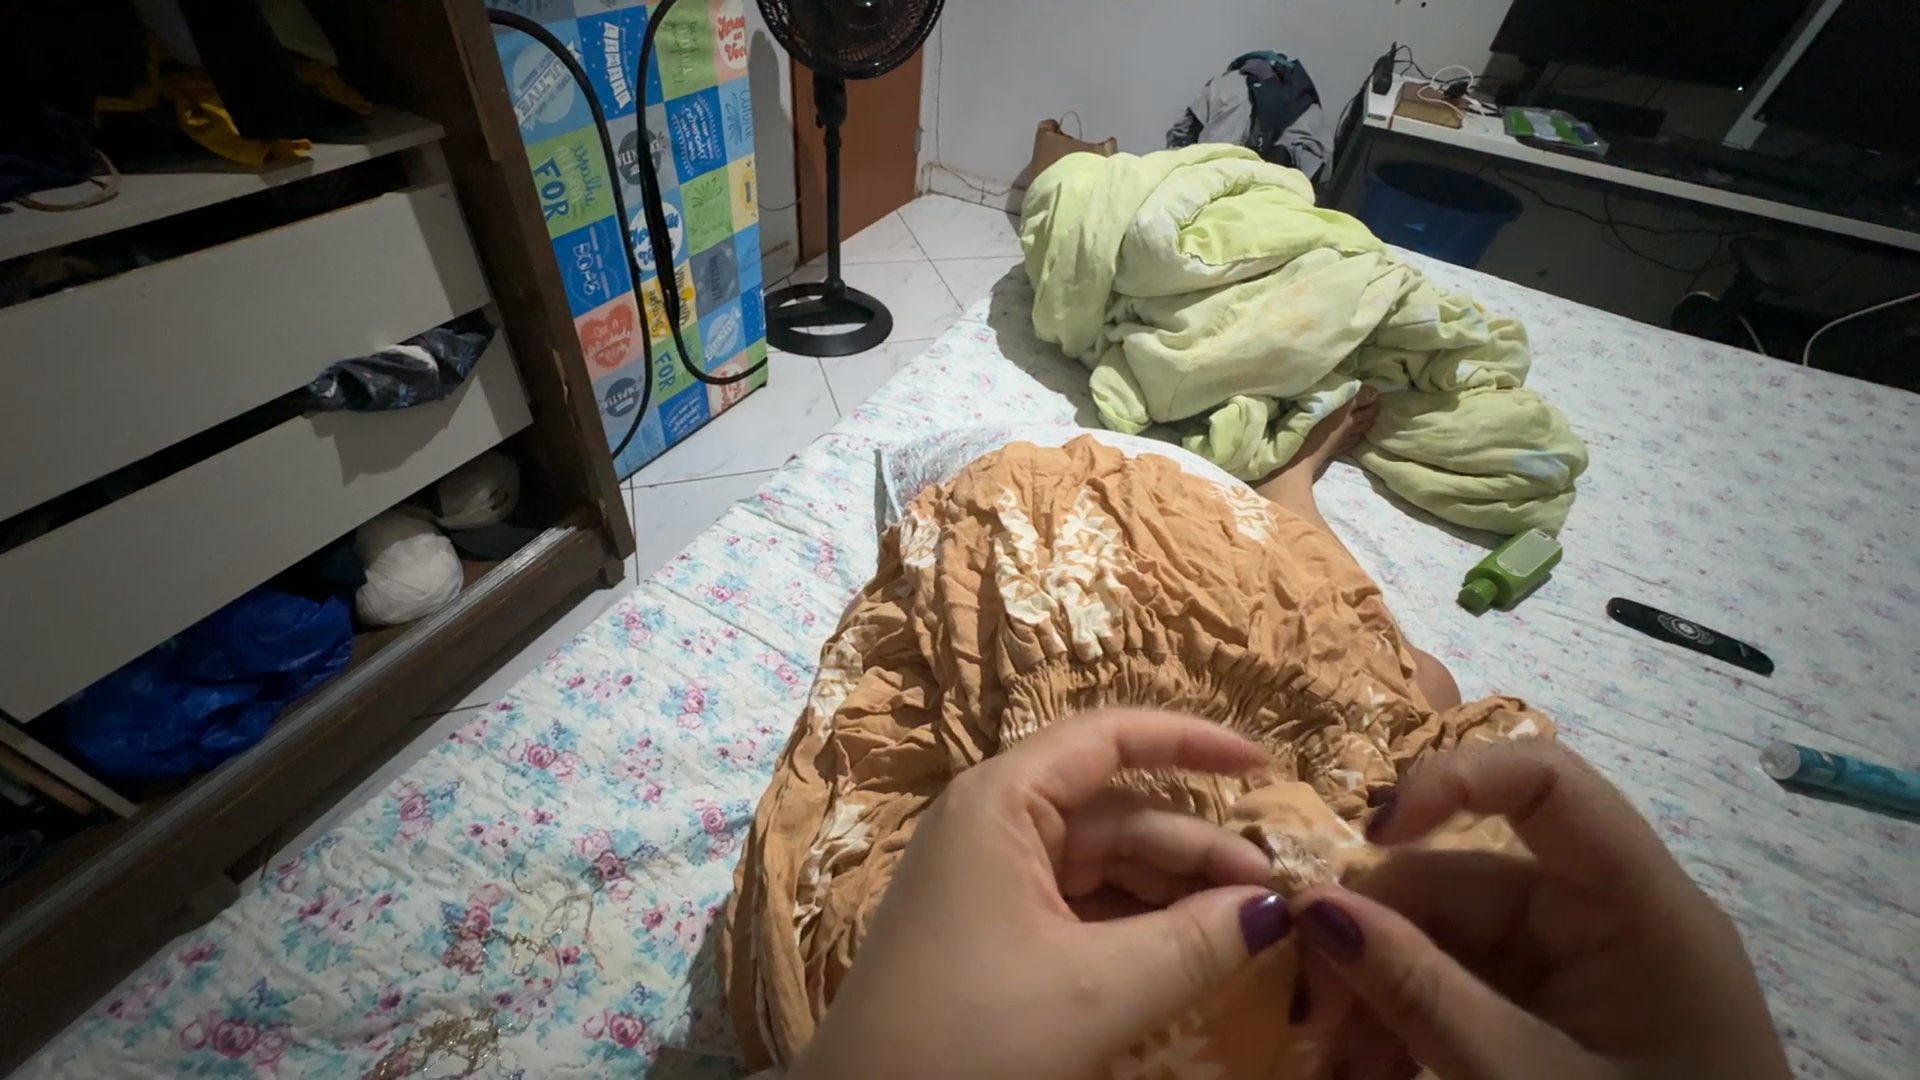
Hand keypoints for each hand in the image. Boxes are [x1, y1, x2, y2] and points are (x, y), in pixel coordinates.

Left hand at [788, 709, 1296, 1079]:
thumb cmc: (970, 1038)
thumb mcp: (1093, 990)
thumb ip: (1192, 944)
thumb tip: (1274, 909)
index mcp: (1003, 797)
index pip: (1107, 738)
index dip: (1187, 740)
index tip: (1261, 764)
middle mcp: (996, 815)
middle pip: (1115, 808)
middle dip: (1193, 845)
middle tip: (1274, 895)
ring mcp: (993, 866)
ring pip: (1102, 857)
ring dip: (1171, 888)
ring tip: (1247, 926)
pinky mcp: (996, 914)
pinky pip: (1080, 898)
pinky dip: (1134, 919)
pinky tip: (1188, 948)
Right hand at [1289, 739, 1791, 1079]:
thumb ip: (1420, 992)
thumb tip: (1309, 903)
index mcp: (1636, 908)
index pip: (1545, 781)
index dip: (1450, 779)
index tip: (1369, 834)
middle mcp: (1589, 910)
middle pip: (1449, 871)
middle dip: (1368, 931)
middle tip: (1311, 1003)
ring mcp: (1555, 953)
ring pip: (1426, 926)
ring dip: (1368, 980)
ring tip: (1332, 1047)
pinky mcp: (1529, 993)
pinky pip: (1437, 970)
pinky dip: (1393, 1006)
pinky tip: (1363, 1054)